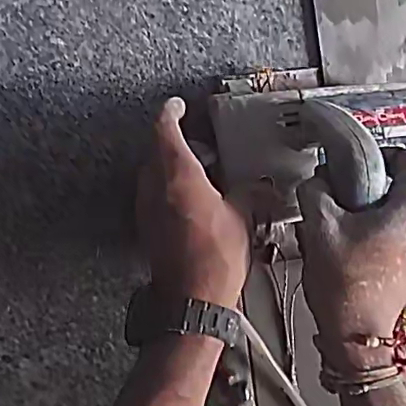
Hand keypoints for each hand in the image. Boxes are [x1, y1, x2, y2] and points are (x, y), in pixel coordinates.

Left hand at [137, 97, 250, 307]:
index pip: (164, 130)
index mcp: (178, 175)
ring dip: (173, 170)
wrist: (192, 299)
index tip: (177, 107)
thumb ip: (249, 194)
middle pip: (158, 152)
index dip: (170, 113)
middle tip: (202, 149)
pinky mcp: (147, 228)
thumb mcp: (242, 218)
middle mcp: (155, 188)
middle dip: (178, 145)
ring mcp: (147, 209)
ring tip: (202, 179)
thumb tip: (259, 188)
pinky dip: (169, 192)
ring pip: (154, 175)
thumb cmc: (215, 258)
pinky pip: (154, 198)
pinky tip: (193, 206)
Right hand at [296, 147, 405, 363]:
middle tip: (343, 186)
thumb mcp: (319, 229)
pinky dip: (370, 224)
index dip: (389, 152)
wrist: (356, 335)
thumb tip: (316, 182)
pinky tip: (343, 238)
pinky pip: (392, 229)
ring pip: (398, 207)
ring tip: (338, 214)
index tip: (361, 160)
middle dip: (373, 179)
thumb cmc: (346, 286)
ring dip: (369, 204)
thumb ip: (314, 193)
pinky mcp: (405, 262)